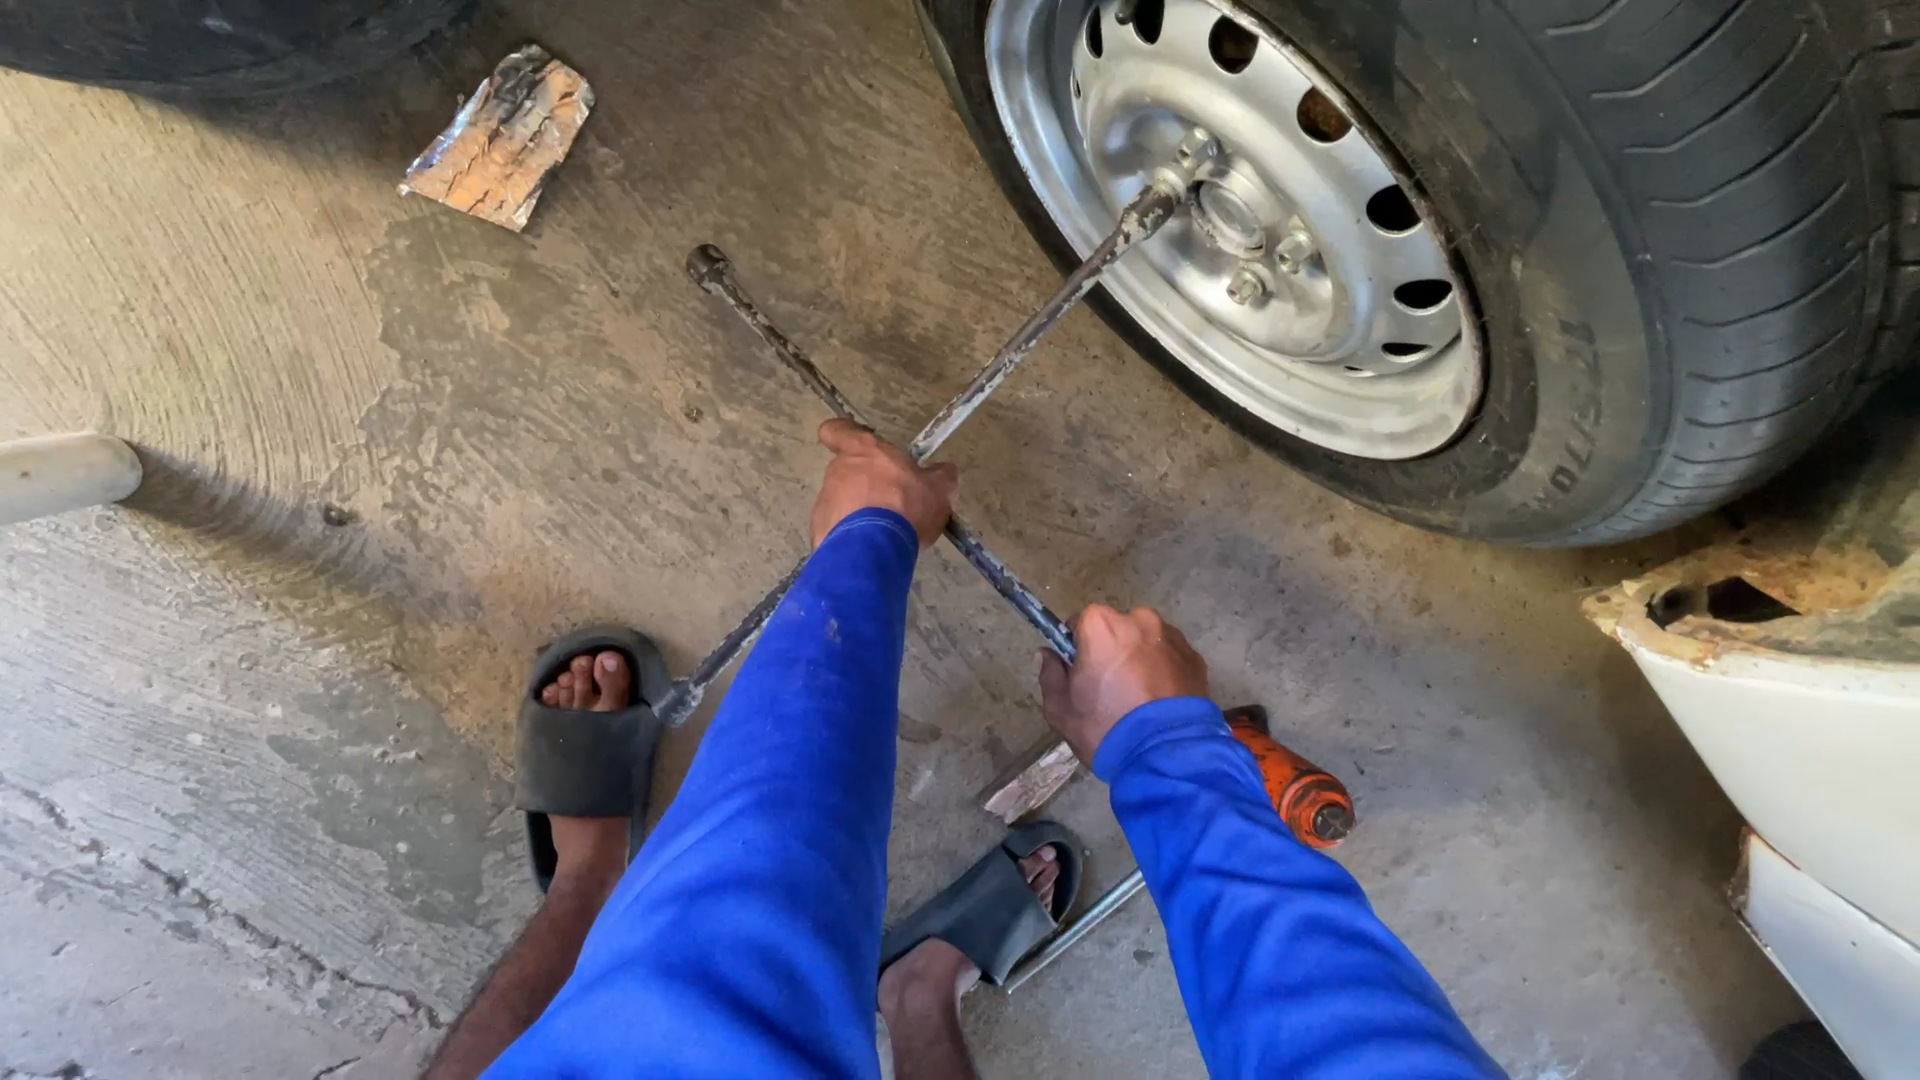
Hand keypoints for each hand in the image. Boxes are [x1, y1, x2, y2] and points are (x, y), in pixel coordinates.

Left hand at [809, 418, 958, 547]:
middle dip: (865, 486)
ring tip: (884, 533)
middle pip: (846, 472)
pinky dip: (851, 537)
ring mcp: (825, 502)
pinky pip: (836, 529)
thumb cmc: (906, 506)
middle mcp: (837, 471)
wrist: (874, 548)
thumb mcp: (938, 489)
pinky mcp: (820, 530)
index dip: (844, 435)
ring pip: (841, 502)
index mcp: (864, 451)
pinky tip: (870, 548)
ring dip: (859, 514)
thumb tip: (943, 471)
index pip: (837, 430)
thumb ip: (940, 476)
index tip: (857, 444)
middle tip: (891, 503)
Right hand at [1038, 605, 1209, 763]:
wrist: (1167, 757)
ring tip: (1140, 698)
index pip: (1079, 623)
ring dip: (1139, 658)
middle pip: (1116, 628)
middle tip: (1111, 688)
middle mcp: (1139, 620)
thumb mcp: (1061, 709)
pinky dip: (1164, 670)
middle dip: (1111, 650)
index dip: (1078, 648)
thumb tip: (1045, 654)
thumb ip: (1050, 675)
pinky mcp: (1195, 657)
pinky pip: (1170, 656)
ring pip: (1145, 640)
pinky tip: (1160, 701)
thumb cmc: (1106, 728)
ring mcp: (1172, 636)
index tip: (1082, 673)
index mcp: (1101, 625)